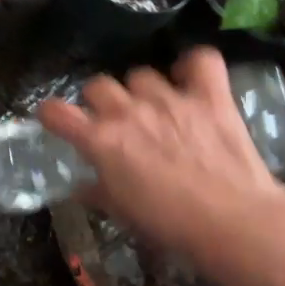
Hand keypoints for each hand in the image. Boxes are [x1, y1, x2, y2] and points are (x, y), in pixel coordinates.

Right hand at [38, 47, 284, 268]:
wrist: (233, 223)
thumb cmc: (169, 224)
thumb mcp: (121, 212)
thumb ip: (98, 192)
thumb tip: (82, 187)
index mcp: (100, 140)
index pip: (56, 111)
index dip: (51, 114)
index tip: (56, 120)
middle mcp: (128, 112)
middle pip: (98, 85)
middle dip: (100, 100)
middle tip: (113, 120)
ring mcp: (170, 100)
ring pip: (141, 74)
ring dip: (142, 90)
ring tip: (154, 107)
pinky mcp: (211, 97)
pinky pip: (200, 61)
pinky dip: (193, 65)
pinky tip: (190, 78)